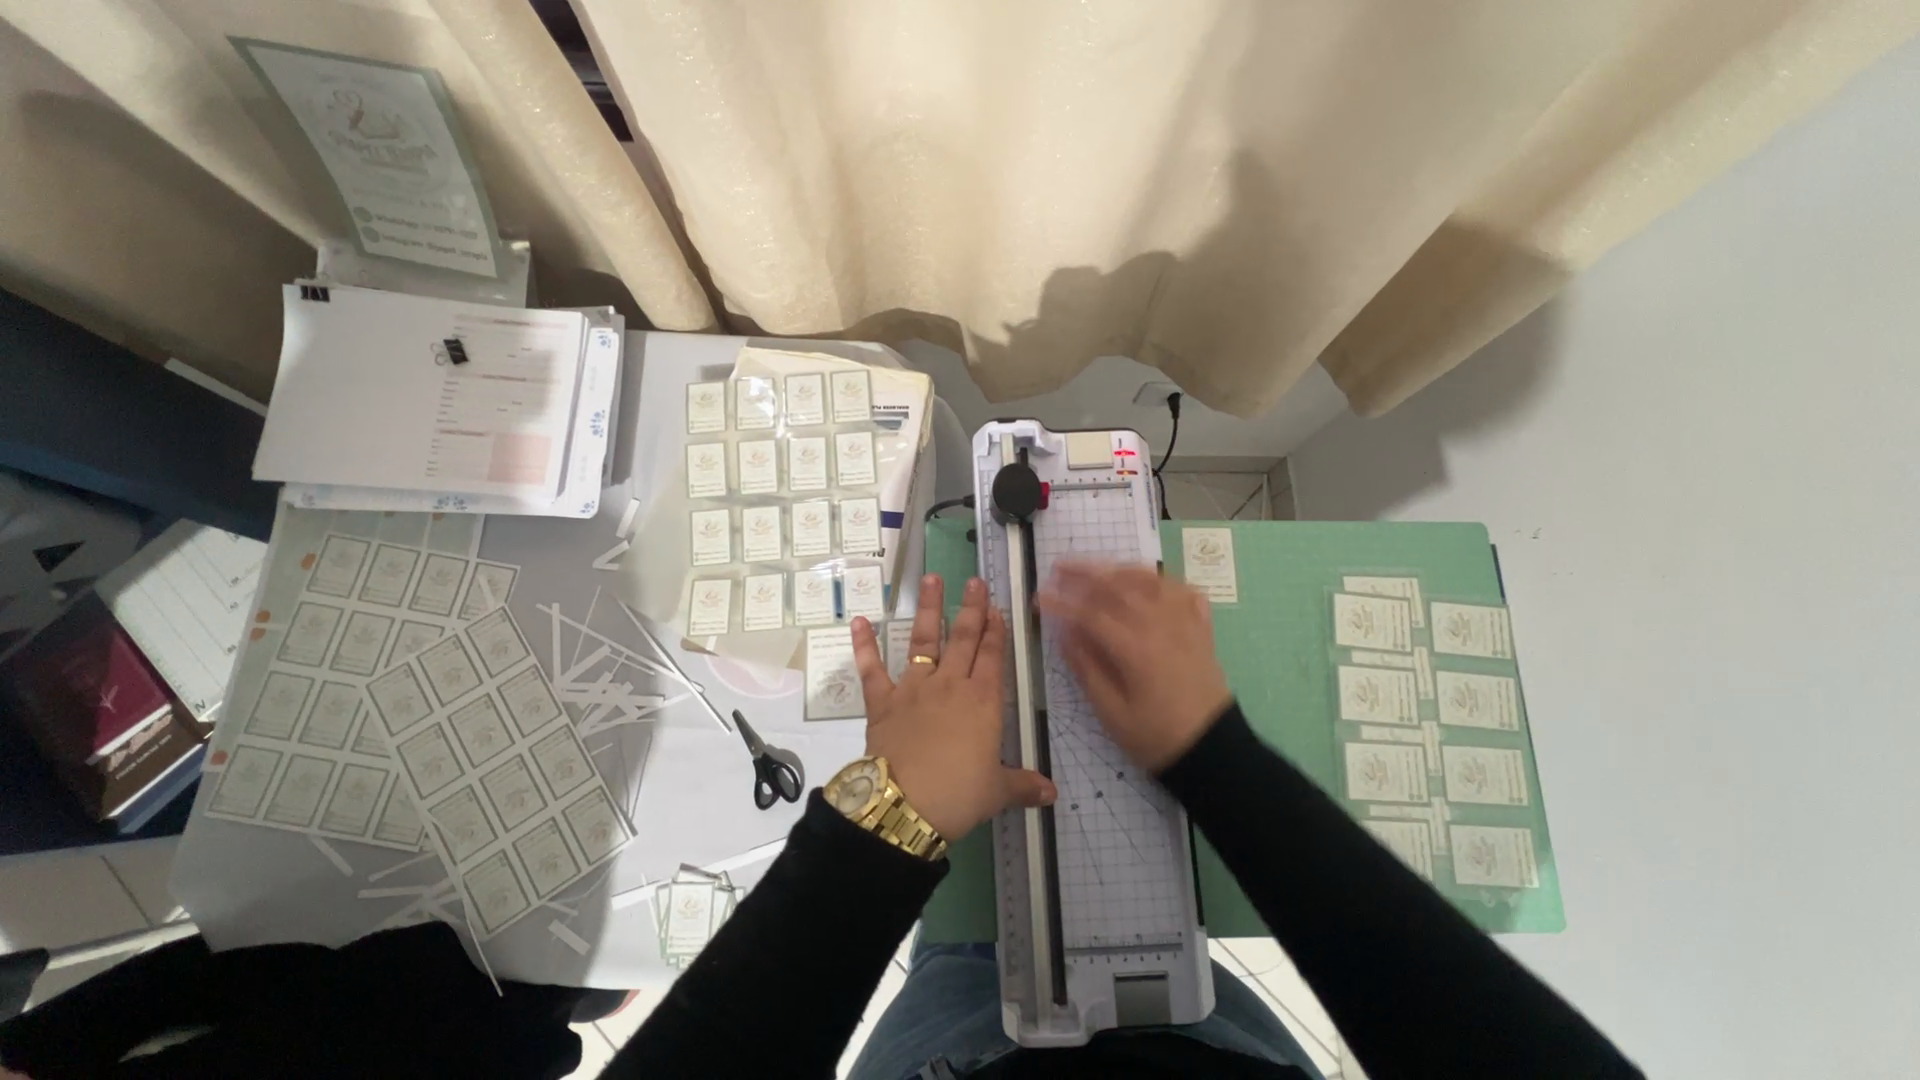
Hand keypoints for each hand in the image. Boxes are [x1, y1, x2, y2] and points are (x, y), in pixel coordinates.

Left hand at [851, 575, 1055, 839]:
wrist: (903, 806)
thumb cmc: (957, 795)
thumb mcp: (997, 792)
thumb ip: (1023, 785)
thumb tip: (1052, 793)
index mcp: (982, 702)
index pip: (993, 656)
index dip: (996, 631)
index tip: (997, 607)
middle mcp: (949, 685)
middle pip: (963, 639)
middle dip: (971, 608)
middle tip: (974, 581)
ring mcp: (913, 689)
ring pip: (923, 641)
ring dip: (928, 609)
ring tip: (931, 579)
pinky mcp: (882, 702)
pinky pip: (871, 669)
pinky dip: (864, 645)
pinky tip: (859, 621)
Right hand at [1037, 562, 1232, 771]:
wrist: (1214, 751)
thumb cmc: (1157, 738)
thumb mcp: (1112, 714)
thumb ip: (1088, 669)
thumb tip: (1066, 634)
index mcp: (1135, 649)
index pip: (1090, 614)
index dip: (1062, 604)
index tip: (1039, 598)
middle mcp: (1160, 626)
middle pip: (1118, 587)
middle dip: (1085, 574)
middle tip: (1059, 568)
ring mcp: (1184, 624)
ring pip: (1150, 581)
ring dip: (1120, 570)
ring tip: (1098, 568)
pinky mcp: (1201, 630)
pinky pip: (1183, 591)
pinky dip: (1163, 581)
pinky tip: (1150, 582)